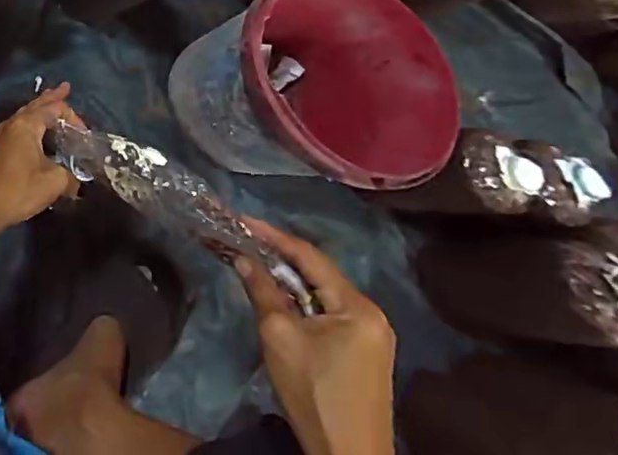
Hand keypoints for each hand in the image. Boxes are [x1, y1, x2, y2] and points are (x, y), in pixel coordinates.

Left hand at [0, 83, 82, 230]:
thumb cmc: (20, 188)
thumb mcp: (54, 181)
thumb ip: (71, 175)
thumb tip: (77, 180)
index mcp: (27, 124)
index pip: (54, 108)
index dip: (73, 117)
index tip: (84, 134)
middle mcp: (14, 123)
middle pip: (37, 104)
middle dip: (52, 96)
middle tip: (65, 87)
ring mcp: (4, 135)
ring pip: (26, 113)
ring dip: (41, 107)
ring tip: (51, 100)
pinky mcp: (0, 148)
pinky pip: (21, 124)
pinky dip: (33, 120)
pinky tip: (37, 127)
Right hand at [235, 218, 396, 454]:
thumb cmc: (314, 396)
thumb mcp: (280, 338)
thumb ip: (263, 292)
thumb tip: (244, 259)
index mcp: (358, 305)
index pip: (311, 257)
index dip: (275, 237)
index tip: (245, 221)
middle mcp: (372, 312)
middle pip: (320, 274)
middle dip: (283, 259)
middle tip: (249, 243)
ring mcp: (374, 335)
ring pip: (325, 294)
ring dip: (294, 283)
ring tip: (260, 268)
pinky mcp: (367, 353)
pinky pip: (331, 314)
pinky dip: (306, 304)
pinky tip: (285, 303)